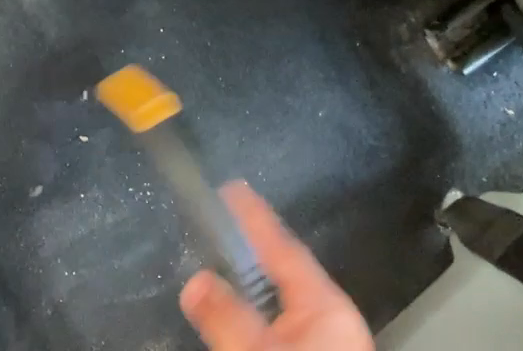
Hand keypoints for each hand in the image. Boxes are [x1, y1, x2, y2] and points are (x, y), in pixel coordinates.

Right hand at [181, 184, 373, 350]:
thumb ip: (226, 319)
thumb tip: (195, 280)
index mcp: (325, 308)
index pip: (282, 247)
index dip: (253, 217)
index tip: (230, 187)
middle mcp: (327, 323)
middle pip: (281, 273)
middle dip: (248, 249)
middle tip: (214, 220)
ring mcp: (320, 344)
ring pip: (277, 305)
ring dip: (246, 285)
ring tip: (215, 258)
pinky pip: (275, 328)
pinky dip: (250, 313)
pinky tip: (230, 313)